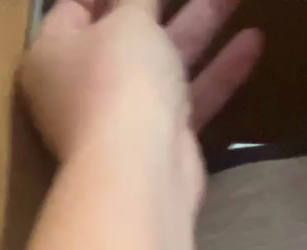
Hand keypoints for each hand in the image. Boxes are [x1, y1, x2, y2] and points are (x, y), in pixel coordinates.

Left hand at [20, 0, 262, 177]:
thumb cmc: (117, 81)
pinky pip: (187, 100)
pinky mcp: (156, 143)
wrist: (137, 175)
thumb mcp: (127, 19)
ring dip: (201, 25)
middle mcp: (81, 88)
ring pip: (162, 63)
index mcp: (52, 55)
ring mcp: (120, 119)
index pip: (76, 5)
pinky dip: (217, 73)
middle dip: (164, 0)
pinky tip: (254, 42)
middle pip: (125, 32)